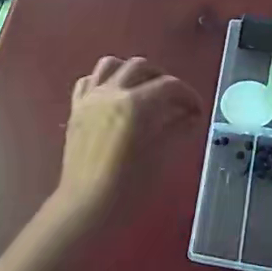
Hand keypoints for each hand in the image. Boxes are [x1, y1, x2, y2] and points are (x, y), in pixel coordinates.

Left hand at [55, 56, 203, 229]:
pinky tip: (113, 97)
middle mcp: (111, 92)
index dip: (188, 96)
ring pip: (111, 65)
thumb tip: (188, 117)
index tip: (196, 112)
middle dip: (162, 79)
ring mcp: (90, 98)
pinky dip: (104, 81)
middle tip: (173, 101)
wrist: (86, 205)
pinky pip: (89, 81)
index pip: (170, 86)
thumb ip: (175, 130)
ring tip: (143, 91)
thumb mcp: (160, 157)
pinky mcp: (75, 109)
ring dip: (131, 72)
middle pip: (140, 67)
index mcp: (136, 104)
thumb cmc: (128, 188)